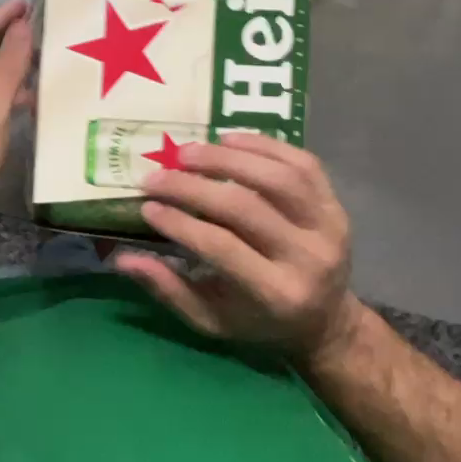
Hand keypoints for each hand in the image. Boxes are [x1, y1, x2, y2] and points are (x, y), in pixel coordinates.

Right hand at [114, 133, 362, 362]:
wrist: (327, 321)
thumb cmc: (257, 321)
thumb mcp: (210, 320)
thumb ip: (169, 289)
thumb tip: (122, 259)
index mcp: (275, 294)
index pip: (222, 247)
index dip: (180, 223)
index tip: (146, 206)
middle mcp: (308, 259)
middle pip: (246, 208)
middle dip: (193, 187)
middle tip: (156, 174)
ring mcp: (329, 227)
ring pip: (278, 179)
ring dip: (228, 158)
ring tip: (188, 151)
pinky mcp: (337, 205)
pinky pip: (304, 164)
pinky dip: (265, 146)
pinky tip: (228, 140)